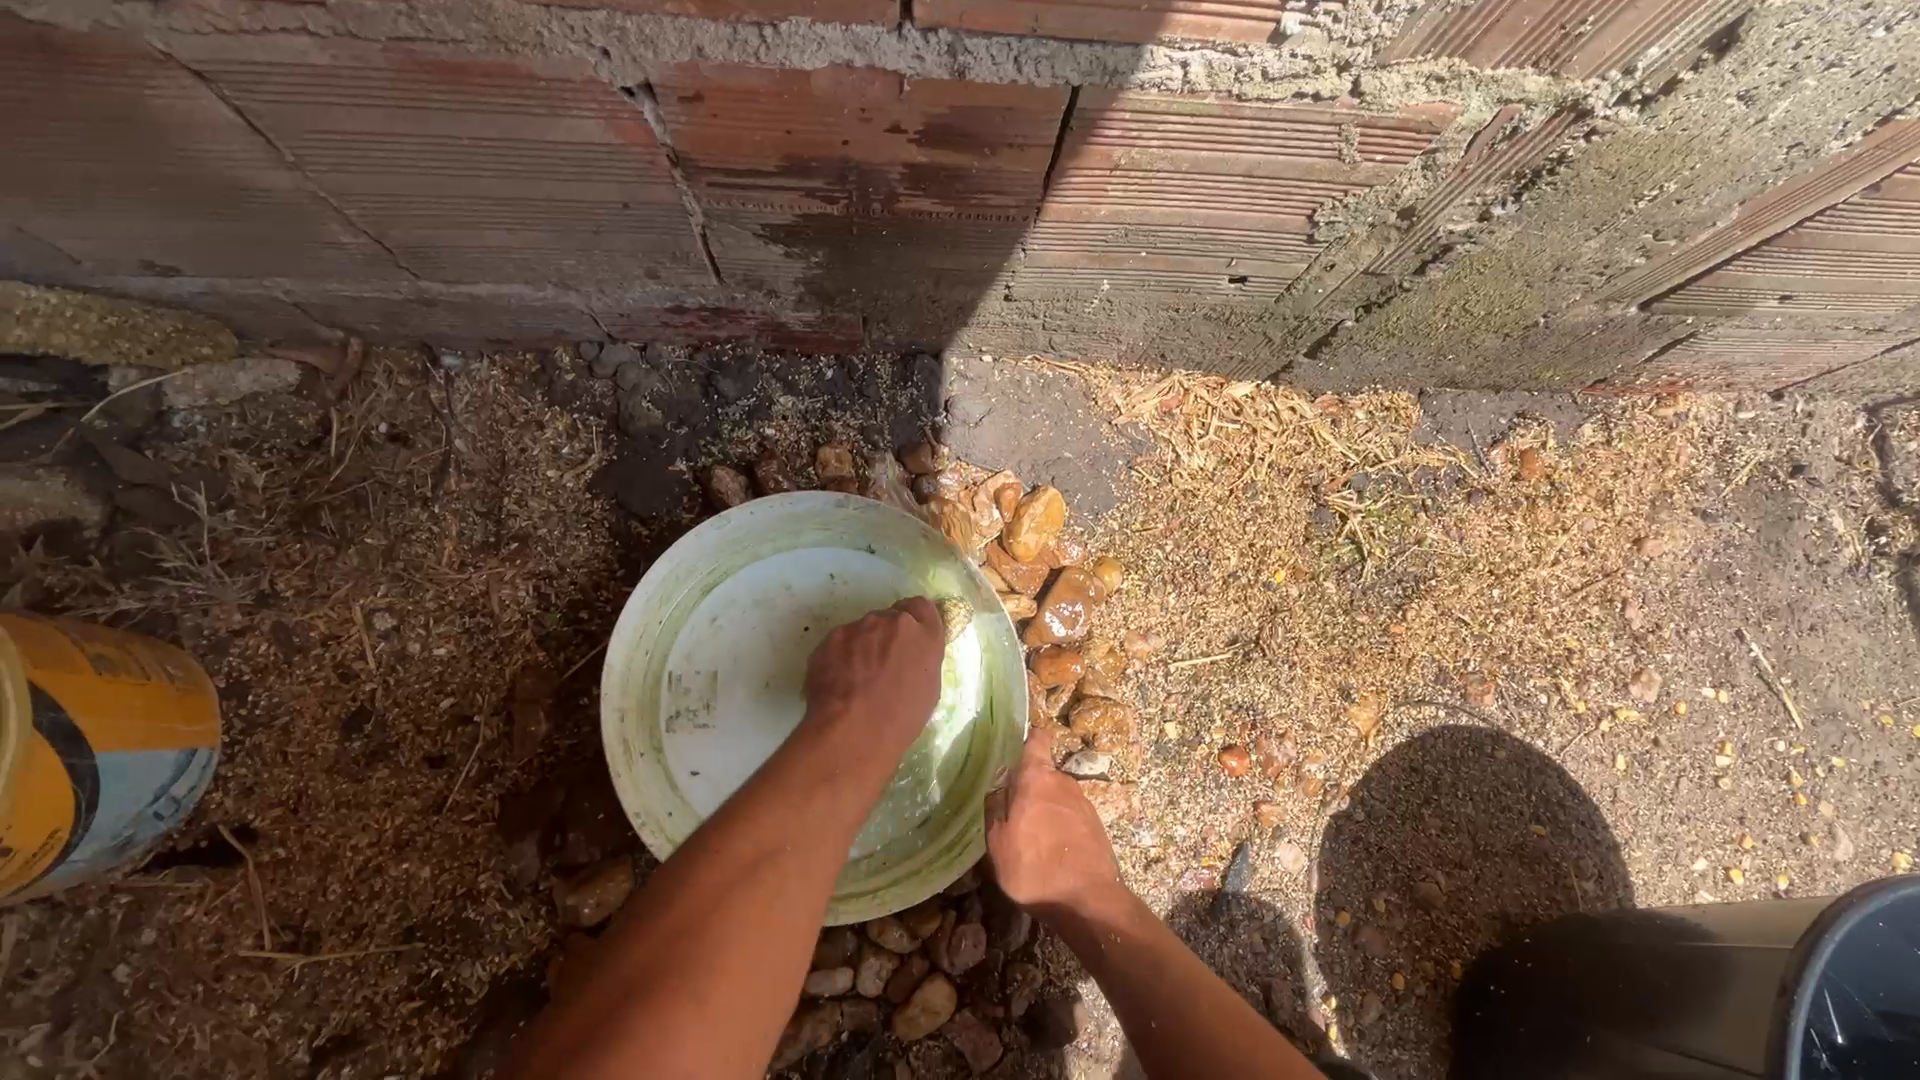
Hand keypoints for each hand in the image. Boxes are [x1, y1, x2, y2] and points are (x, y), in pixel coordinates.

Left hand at [801, 597, 944, 745]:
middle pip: (889, 619)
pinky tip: (837, 682)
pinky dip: (839, 656)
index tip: (908, 640)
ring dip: (862, 646)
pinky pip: (839, 642)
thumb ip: (920, 661)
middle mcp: (892, 622)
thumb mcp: (928, 690)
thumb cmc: (900, 719)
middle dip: (886, 637)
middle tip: (880, 666)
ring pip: (862, 630)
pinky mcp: (831, 638)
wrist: (853, 730)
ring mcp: (858, 626)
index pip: (921, 607)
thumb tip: (908, 658)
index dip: (914, 621)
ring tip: (855, 679)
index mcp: (924, 634)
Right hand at [986, 725, 1121, 916]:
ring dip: (1046, 811)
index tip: (1014, 750)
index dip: (1027, 740)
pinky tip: (1053, 852)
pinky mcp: (1097, 825)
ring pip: (1057, 797)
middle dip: (1030, 789)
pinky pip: (1071, 816)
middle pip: (1043, 774)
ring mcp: (1084, 803)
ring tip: (1033, 840)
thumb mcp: (998, 843)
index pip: (1037, 739)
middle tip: (1013, 815)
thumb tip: (998, 789)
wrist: (1089, 902)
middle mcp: (1064, 782)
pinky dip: (1061, 827)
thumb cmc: (1035, 869)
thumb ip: (995, 809)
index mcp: (1037, 778)